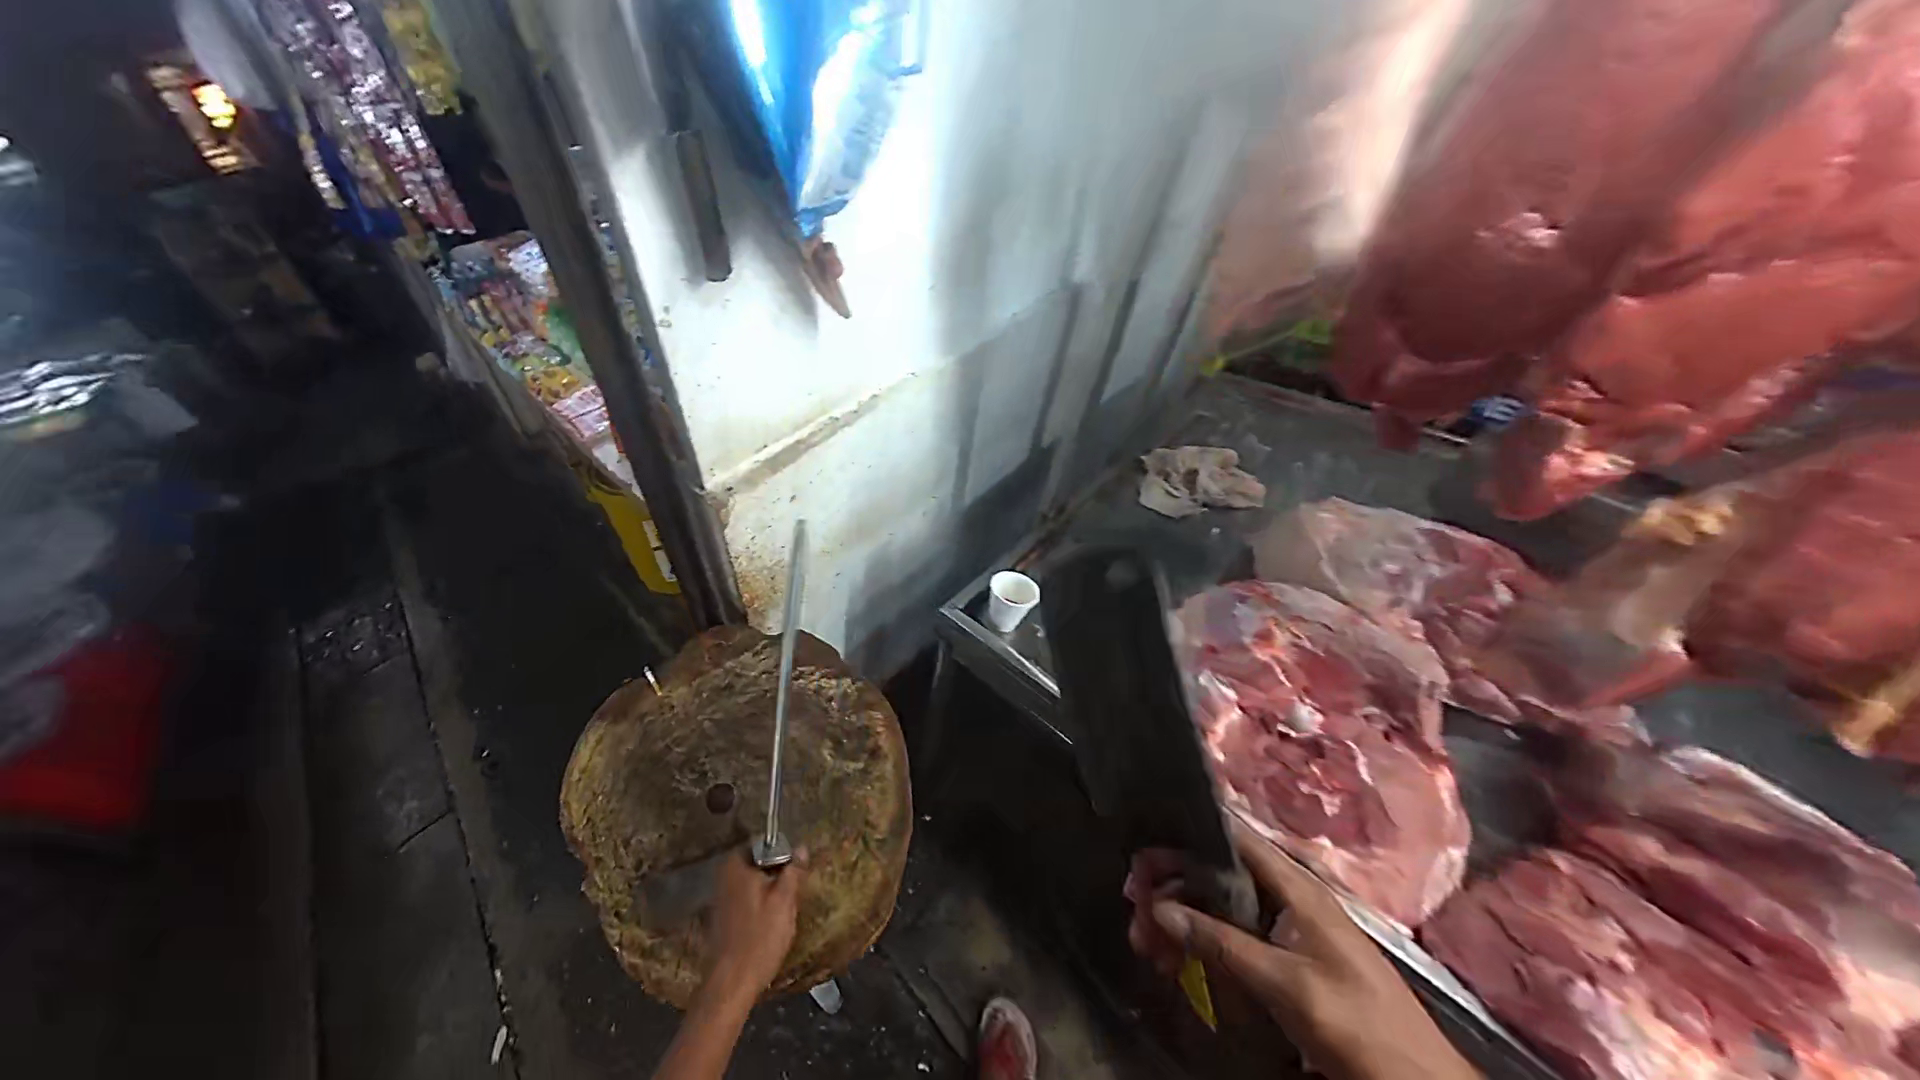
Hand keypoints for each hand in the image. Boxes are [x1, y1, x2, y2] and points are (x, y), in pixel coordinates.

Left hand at [701, 846, 807, 1005]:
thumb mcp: (784, 900)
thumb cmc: (760, 937)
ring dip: (769, 888)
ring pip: (753, 881)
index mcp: (736, 865)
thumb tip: (802, 847)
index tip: (796, 867)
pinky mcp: (722, 916)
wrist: (731, 984)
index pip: (764, 842)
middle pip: (758, 862)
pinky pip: (746, 898)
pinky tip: (770, 921)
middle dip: (777, 871)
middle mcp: (723, 875)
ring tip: (785, 906)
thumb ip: (793, 871)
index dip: (783, 852)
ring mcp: (720, 897)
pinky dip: (759, 903)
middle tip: (794, 889)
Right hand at [1127, 822, 1476, 1079]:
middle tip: (1134, 907)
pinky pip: (1231, 937)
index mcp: (1296, 887)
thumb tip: (1160, 907)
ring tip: (1145, 944)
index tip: (1145, 856)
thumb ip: (1221, 942)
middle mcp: (1288, 897)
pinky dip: (1200, 944)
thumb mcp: (1286, 984)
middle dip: (1173, 887)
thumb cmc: (1359, 1025)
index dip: (1187, 839)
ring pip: (1219, 907)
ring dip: (1180, 920)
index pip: (1233, 839)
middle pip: (1218, 874)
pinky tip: (1173, 961)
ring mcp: (1287, 928)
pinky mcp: (1285, 957)